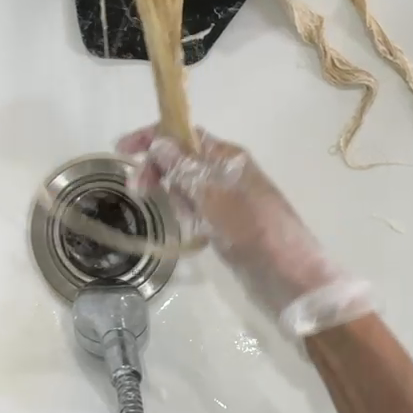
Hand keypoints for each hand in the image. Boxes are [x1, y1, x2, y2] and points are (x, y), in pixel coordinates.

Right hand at [118, 125, 372, 337]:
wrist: (291, 278)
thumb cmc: (253, 231)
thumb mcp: (212, 196)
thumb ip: (183, 167)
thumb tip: (159, 141)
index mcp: (227, 156)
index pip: (182, 133)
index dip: (151, 137)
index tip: (122, 151)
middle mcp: (226, 171)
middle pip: (179, 158)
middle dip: (157, 170)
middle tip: (137, 191)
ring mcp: (227, 198)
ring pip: (185, 186)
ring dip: (175, 198)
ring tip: (187, 221)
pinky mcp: (227, 222)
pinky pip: (196, 210)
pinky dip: (189, 217)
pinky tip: (195, 233)